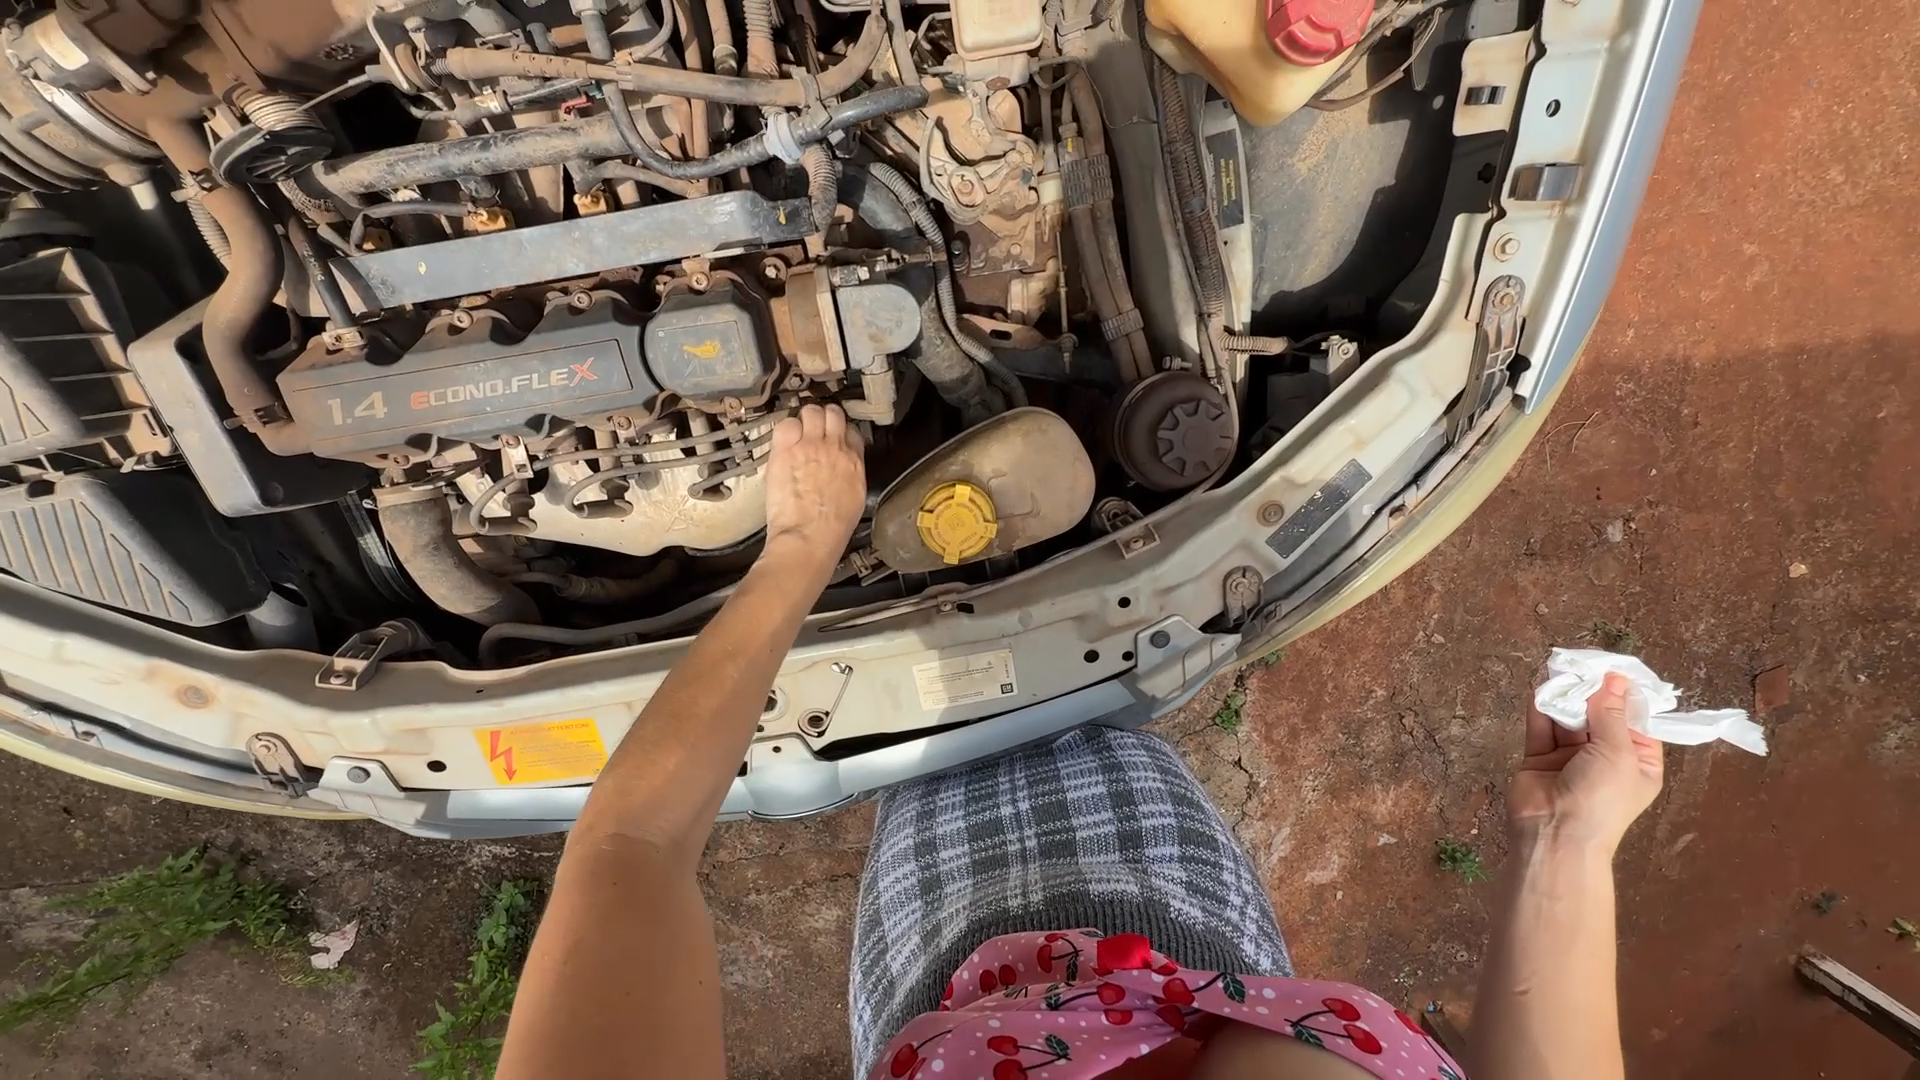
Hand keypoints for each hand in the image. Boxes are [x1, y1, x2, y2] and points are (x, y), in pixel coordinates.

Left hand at [761, 404, 864, 569]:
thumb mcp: (855, 499)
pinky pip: (786, 423)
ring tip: (798, 431)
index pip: (852, 431)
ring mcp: (810, 445)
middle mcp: (835, 448)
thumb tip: (844, 467)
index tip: (834, 436)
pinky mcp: (786, 449)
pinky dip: (785, 428)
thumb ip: (851, 474)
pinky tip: (784, 441)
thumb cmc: (831, 527)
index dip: (841, 432)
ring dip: (805, 418)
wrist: (809, 536)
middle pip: (833, 413)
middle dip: (824, 418)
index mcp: (854, 461)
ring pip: (811, 411)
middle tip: (815, 428)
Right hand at [1509, 672, 1662, 854]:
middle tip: (1581, 666)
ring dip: (1564, 699)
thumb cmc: (1601, 798)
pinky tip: (1539, 691)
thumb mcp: (1616, 754)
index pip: (1635, 721)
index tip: (1614, 669)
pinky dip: (1540, 710)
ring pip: (1568, 720)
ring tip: (1558, 672)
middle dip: (1590, 693)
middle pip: (1598, 716)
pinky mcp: (1539, 757)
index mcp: (1637, 761)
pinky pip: (1541, 729)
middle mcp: (1605, 757)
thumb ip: (1610, 715)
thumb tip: (1614, 679)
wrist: (1554, 832)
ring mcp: (1570, 757)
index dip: (1625, 696)